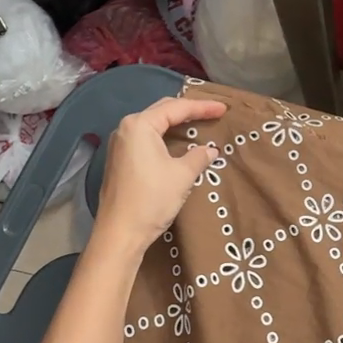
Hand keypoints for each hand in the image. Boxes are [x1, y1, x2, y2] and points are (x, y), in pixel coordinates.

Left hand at [93, 97, 227, 253]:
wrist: (119, 235)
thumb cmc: (151, 199)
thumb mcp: (182, 175)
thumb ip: (198, 156)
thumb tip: (210, 150)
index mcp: (139, 125)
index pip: (176, 108)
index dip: (202, 107)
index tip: (223, 109)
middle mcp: (125, 129)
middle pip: (162, 111)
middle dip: (188, 110)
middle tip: (212, 112)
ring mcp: (119, 145)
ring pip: (153, 124)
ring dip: (175, 122)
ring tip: (198, 122)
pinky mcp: (119, 160)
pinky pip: (146, 138)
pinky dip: (164, 135)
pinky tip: (177, 141)